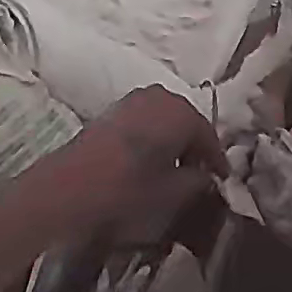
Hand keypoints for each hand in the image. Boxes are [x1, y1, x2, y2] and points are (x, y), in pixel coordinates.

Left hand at [47, 86, 227, 243]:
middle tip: (200, 177)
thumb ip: (199, 182)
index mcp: (181, 111)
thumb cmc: (128, 191)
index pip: (210, 136)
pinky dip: (152, 139)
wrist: (68, 188)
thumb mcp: (174, 195)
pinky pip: (145, 122)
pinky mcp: (113, 110)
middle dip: (195, 148)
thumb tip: (206, 176)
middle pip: (187, 122)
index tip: (223, 183)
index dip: (218, 162)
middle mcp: (160, 96)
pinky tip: (148, 163)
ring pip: (165, 120)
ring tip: (174, 171)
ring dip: (172, 142)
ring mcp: (134, 99)